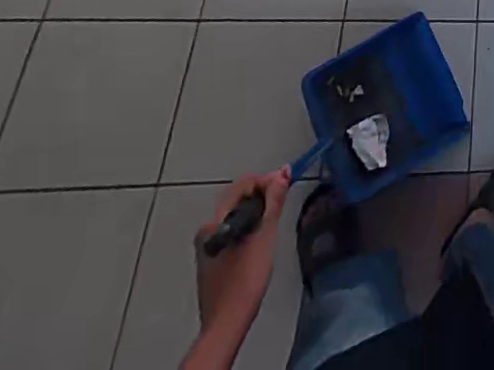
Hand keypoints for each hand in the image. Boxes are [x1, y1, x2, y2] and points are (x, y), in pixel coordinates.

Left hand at [194, 170, 291, 329]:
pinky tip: (262, 238)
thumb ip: (273, 201)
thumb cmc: (246, 277)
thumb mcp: (265, 234)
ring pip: (236, 216)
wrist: (228, 322)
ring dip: (257, 211)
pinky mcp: (213, 261)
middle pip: (237, 199)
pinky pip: (233, 232)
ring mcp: (208, 247)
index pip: (241, 185)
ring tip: (276, 216)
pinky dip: (249, 227)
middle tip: (283, 197)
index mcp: (215, 222)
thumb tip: (282, 173)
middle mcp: (207, 231)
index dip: (265, 179)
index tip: (286, 181)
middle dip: (262, 194)